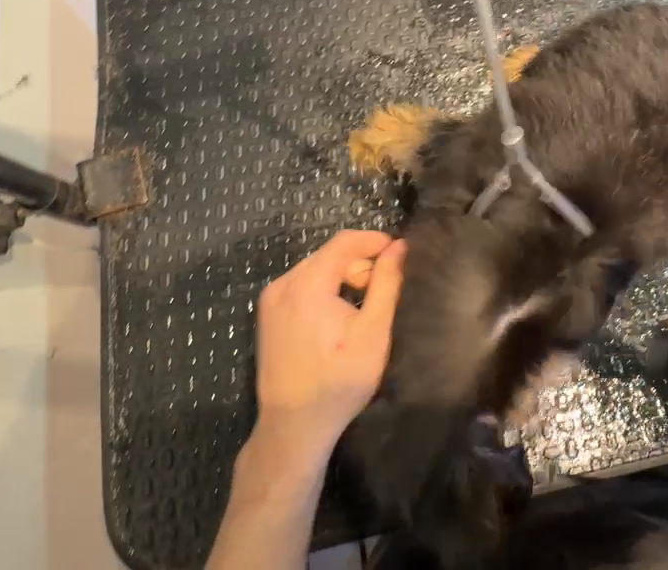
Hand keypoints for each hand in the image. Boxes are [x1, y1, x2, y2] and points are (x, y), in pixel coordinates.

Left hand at [254, 230, 406, 453]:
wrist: (293, 427)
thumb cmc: (338, 382)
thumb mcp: (373, 334)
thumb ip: (387, 285)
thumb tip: (399, 247)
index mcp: (307, 284)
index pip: (344, 241)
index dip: (374, 241)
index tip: (399, 255)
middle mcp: (283, 284)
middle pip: (329, 254)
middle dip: (359, 263)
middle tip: (382, 291)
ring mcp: (271, 299)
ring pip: (315, 269)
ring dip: (342, 277)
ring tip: (362, 308)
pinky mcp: (267, 315)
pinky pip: (301, 286)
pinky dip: (324, 290)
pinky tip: (337, 318)